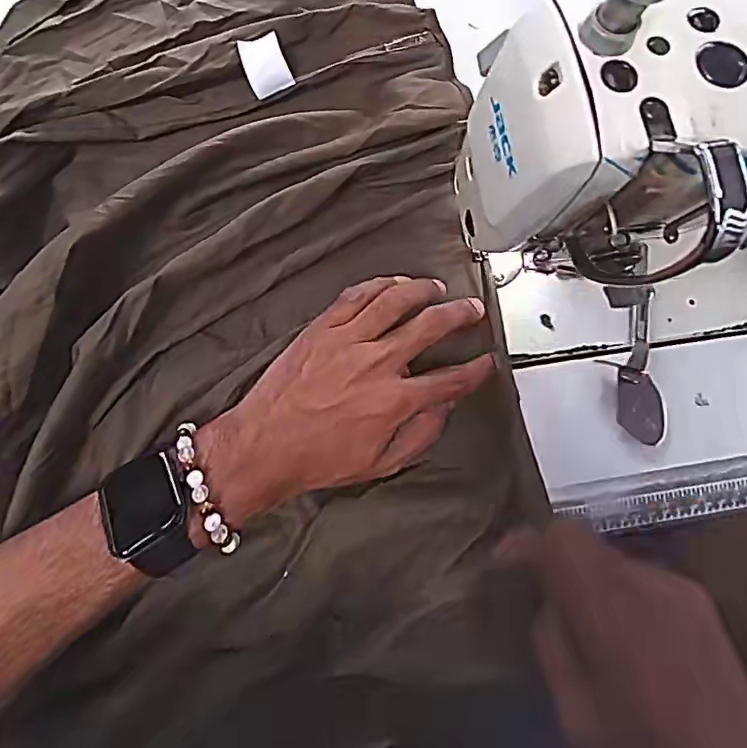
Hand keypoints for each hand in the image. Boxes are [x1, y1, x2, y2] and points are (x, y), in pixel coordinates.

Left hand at [198, 276, 494, 525]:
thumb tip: (441, 410)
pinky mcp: (321, 328)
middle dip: (460, 315)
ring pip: (394, 300)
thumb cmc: (314, 457)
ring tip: (436, 288)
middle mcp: (374, 364)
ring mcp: (346, 341)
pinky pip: (356, 296)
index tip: (484, 363)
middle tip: (471, 310)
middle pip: (430, 326)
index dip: (474, 370)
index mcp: (392, 401)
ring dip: (422, 290)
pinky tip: (391, 283)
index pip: (448, 379)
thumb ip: (419, 436)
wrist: (263, 446)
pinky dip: (379, 285)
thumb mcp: (379, 464)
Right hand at [499, 522, 746, 747]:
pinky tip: (635, 634)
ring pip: (614, 558)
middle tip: (548, 596)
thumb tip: (546, 603)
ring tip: (596, 624)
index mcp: (607, 608)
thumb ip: (550, 643)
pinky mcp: (700, 598)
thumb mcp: (574, 710)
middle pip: (585, 541)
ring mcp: (677, 586)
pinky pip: (644, 577)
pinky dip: (626, 593)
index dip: (528, 541)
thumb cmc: (643, 747)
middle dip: (558, 562)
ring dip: (593, 578)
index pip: (560, 538)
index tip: (507, 559)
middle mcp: (643, 583)